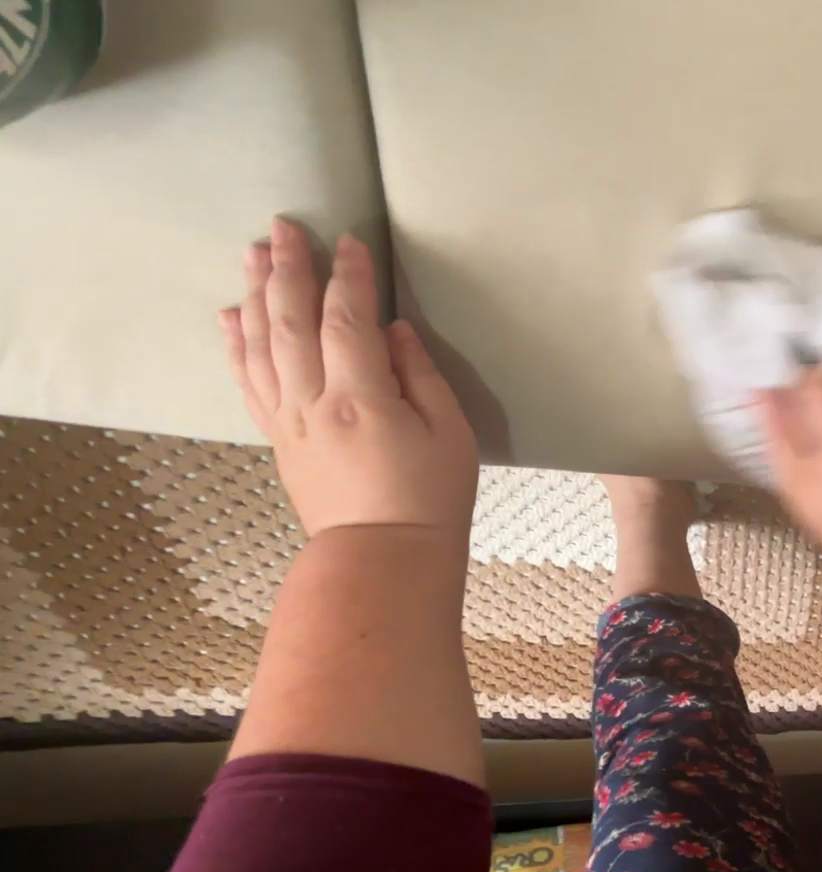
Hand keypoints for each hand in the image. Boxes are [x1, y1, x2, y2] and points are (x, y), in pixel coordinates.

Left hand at [220, 220, 477, 539]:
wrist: (385, 551)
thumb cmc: (432, 494)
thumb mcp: (450, 434)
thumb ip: (421, 378)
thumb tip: (395, 333)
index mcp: (362, 398)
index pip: (348, 322)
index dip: (349, 278)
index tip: (350, 243)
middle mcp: (312, 400)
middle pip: (290, 321)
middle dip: (288, 269)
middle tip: (286, 228)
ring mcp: (286, 417)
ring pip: (260, 342)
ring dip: (254, 293)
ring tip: (254, 253)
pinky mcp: (277, 434)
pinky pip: (247, 379)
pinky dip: (235, 342)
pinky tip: (230, 314)